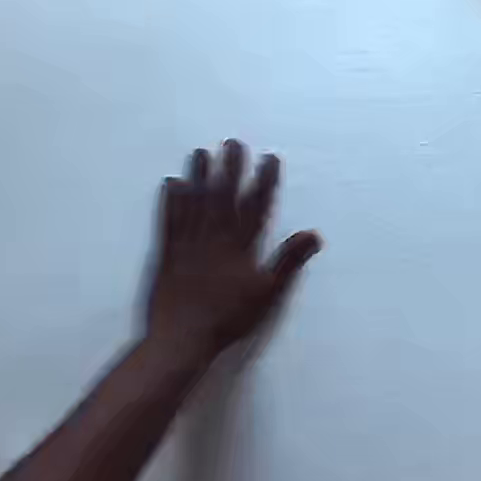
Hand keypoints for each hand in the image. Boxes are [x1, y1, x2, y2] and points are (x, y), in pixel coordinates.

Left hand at [146, 140, 320, 359]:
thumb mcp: (268, 293)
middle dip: (230, 168)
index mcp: (240, 246)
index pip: (256, 206)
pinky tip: (171, 183)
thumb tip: (313, 233)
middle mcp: (214, 238)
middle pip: (223, 196)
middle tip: (232, 142)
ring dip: (198, 176)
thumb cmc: (230, 317)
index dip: (264, 181)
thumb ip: (289, 261)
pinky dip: (171, 201)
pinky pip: (169, 220)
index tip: (269, 157)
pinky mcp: (167, 254)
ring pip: (194, 202)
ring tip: (201, 152)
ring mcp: (188, 244)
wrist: (181, 338)